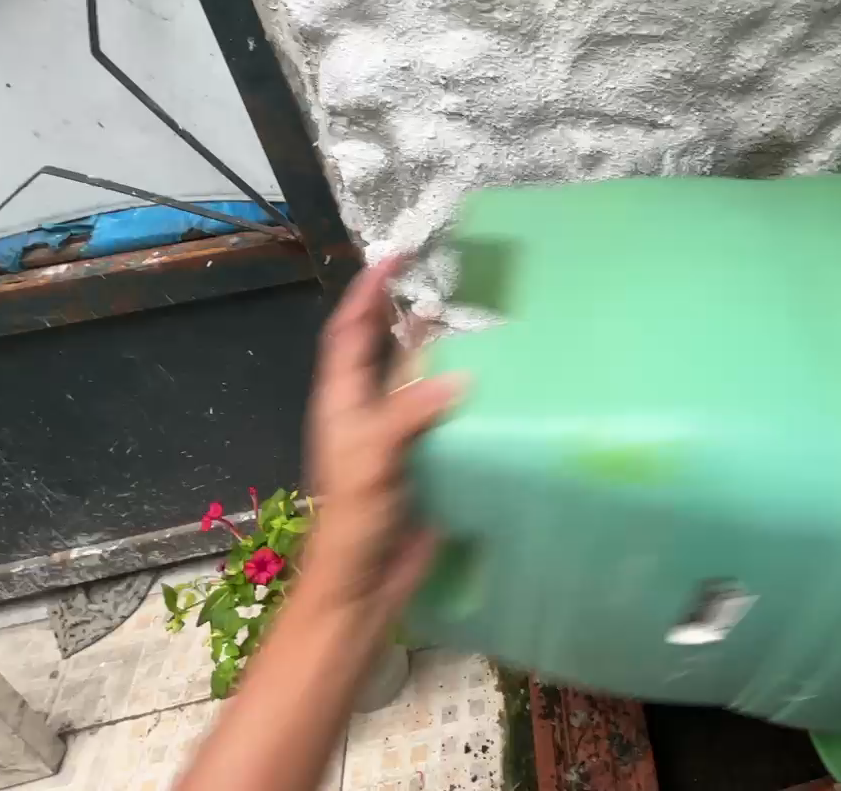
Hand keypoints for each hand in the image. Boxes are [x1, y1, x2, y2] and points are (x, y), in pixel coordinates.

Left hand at [299, 254, 462, 632]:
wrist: (364, 583)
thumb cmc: (355, 519)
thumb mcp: (372, 460)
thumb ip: (409, 414)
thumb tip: (462, 376)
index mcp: (344, 400)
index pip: (350, 332)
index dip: (367, 292)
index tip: (394, 257)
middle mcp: (371, 407)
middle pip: (388, 346)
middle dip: (410, 311)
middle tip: (450, 281)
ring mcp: (401, 431)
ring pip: (422, 376)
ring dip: (444, 348)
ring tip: (481, 321)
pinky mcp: (429, 452)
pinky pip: (448, 409)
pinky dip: (467, 389)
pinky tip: (496, 380)